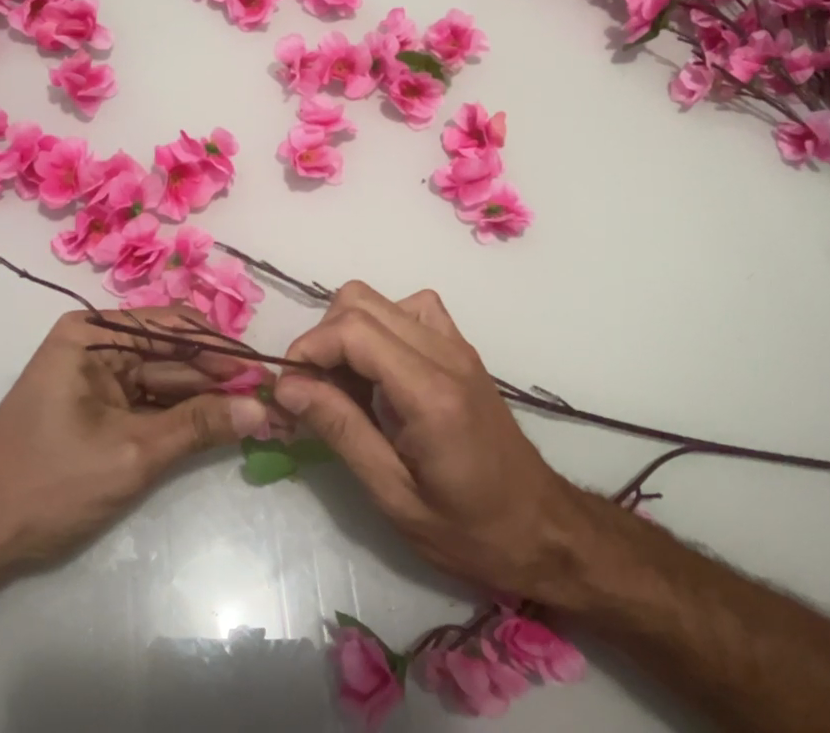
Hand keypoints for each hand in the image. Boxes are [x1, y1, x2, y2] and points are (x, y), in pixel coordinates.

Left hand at [0, 308, 267, 573]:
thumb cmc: (48, 484)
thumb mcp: (132, 454)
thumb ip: (199, 425)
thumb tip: (262, 407)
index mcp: (94, 336)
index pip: (177, 328)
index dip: (225, 352)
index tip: (268, 375)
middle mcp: (97, 346)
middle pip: (176, 354)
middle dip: (222, 381)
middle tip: (274, 404)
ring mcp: (98, 379)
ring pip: (168, 382)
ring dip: (209, 401)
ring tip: (260, 417)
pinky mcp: (99, 411)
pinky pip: (152, 404)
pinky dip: (185, 418)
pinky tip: (223, 428)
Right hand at [275, 282, 616, 603]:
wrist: (541, 529)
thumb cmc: (468, 530)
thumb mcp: (394, 495)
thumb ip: (341, 430)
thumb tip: (288, 386)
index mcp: (430, 392)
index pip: (352, 330)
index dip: (307, 349)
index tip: (288, 388)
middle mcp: (446, 354)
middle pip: (361, 301)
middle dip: (321, 338)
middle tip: (310, 390)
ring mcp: (458, 348)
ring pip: (384, 300)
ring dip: (349, 331)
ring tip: (342, 384)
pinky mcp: (462, 353)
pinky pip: (412, 312)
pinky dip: (381, 328)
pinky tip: (378, 374)